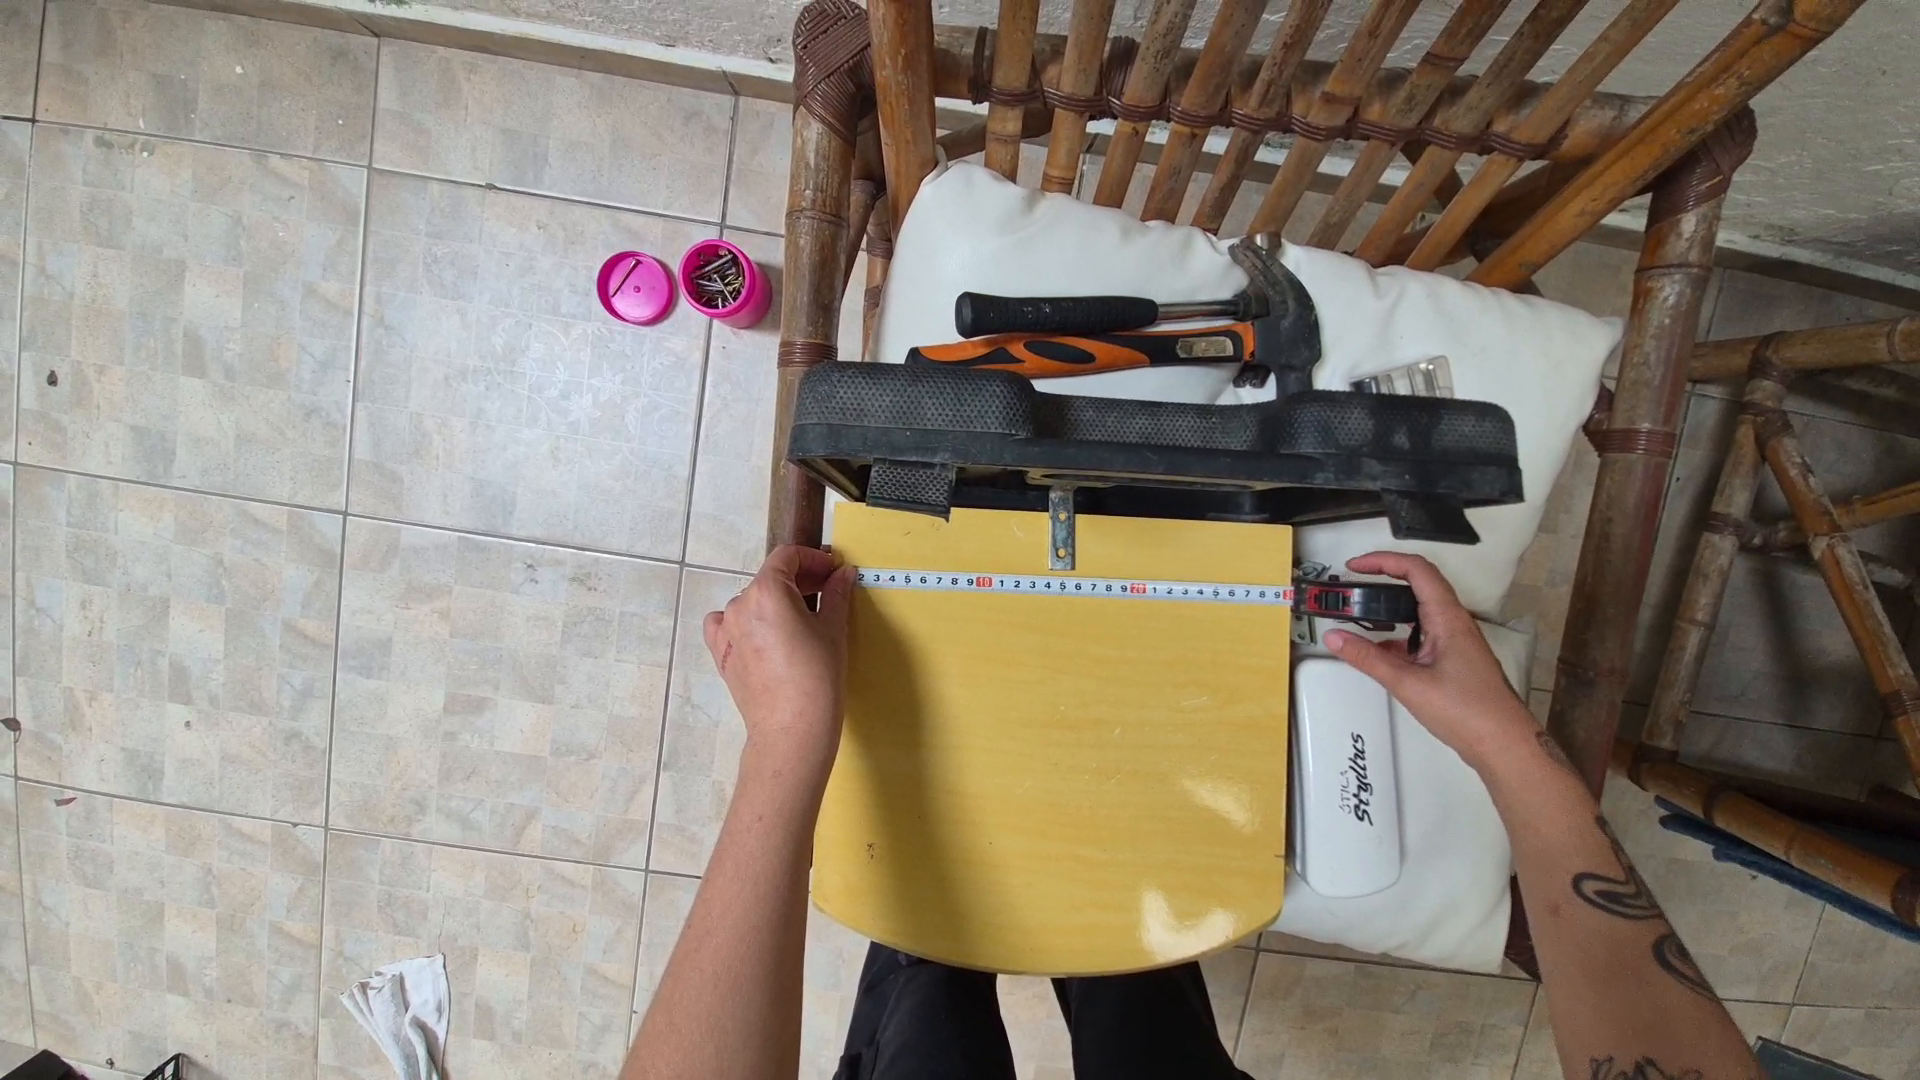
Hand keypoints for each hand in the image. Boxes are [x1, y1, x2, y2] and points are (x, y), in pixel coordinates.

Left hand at [704, 546, 856, 777]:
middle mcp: (740, 604)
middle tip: (827, 591)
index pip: (787, 557)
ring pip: (752, 601)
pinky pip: (728, 624)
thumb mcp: (834, 630)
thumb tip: (843, 574)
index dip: (813, 558)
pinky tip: (764, 633)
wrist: (792, 729)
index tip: (832, 570)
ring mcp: (725, 629)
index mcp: (767, 591)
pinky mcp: (721, 653)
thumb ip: (837, 594)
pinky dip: (746, 620)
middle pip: (770, 578)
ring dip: (777, 601)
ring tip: (802, 619)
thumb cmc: (818, 676)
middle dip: (800, 580)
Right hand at [1323, 552, 1535, 771]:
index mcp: (1448, 619)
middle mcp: (1454, 623)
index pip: (1417, 570)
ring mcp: (1455, 641)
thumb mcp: (1408, 683)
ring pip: (1419, 610)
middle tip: (1353, 583)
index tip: (1355, 566)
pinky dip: (1396, 633)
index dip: (1383, 561)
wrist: (1505, 745)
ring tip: (1361, 614)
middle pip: (1418, 584)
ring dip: (1389, 606)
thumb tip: (1335, 638)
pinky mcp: (1452, 658)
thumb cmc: (1469, 712)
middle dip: (1383, 578)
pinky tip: (1379, 652)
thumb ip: (1367, 658)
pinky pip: (1420, 633)